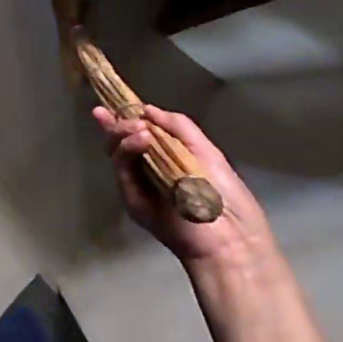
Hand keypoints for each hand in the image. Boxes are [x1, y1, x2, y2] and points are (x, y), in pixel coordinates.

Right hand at [92, 104, 274, 268]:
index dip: (125, 117)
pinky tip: (140, 138)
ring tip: (137, 129)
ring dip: (122, 134)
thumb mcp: (207, 153)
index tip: (111, 102)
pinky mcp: (133, 200)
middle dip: (119, 124)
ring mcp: (139, 186)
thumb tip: (148, 109)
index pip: (140, 134)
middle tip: (127, 117)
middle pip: (122, 142)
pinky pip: (122, 170)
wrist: (231, 239)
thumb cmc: (227, 197)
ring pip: (117, 153)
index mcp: (168, 159)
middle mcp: (149, 171)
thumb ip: (179, 127)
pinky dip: (127, 150)